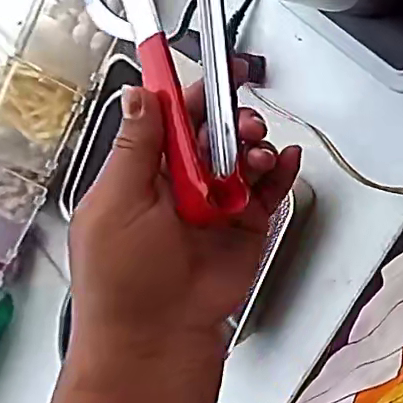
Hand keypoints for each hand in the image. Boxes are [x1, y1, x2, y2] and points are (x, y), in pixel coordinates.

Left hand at [68, 66, 300, 360]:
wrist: (160, 332)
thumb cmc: (124, 279)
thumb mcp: (117, 203)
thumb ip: (136, 147)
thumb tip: (139, 96)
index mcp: (144, 172)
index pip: (171, 118)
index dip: (193, 90)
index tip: (218, 70)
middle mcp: (183, 181)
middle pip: (216, 131)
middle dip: (233, 120)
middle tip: (240, 127)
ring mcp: (218, 200)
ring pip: (246, 153)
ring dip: (257, 146)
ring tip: (256, 158)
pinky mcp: (248, 220)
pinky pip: (271, 185)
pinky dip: (283, 169)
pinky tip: (285, 161)